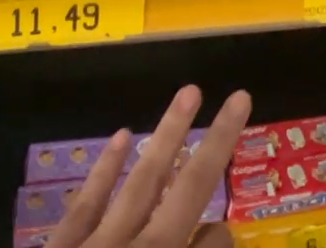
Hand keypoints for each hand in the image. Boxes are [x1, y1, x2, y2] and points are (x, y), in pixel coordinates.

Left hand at [52, 86, 251, 247]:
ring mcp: (98, 243)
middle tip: (239, 96)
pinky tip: (122, 136)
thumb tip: (217, 233)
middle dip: (216, 142)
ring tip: (190, 93)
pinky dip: (106, 169)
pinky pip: (86, 204)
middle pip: (189, 187)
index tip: (226, 231)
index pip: (214, 238)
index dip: (224, 234)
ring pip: (142, 181)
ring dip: (168, 134)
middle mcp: (141, 246)